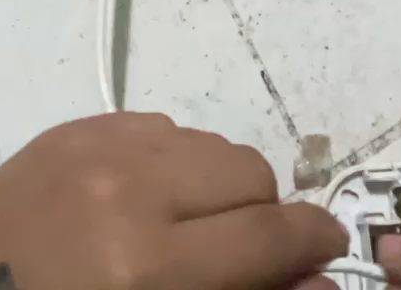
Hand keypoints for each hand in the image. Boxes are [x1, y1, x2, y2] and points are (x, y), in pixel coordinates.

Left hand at [0, 113, 346, 289]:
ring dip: (215, 185)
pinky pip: (160, 126)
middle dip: (260, 216)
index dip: (314, 240)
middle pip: (249, 172)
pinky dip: (170, 161)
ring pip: (209, 142)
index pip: (270, 234)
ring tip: (183, 227)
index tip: (328, 250)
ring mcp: (96, 144)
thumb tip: (317, 279)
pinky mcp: (72, 125)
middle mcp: (128, 187)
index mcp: (145, 265)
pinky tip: (139, 200)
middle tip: (238, 256)